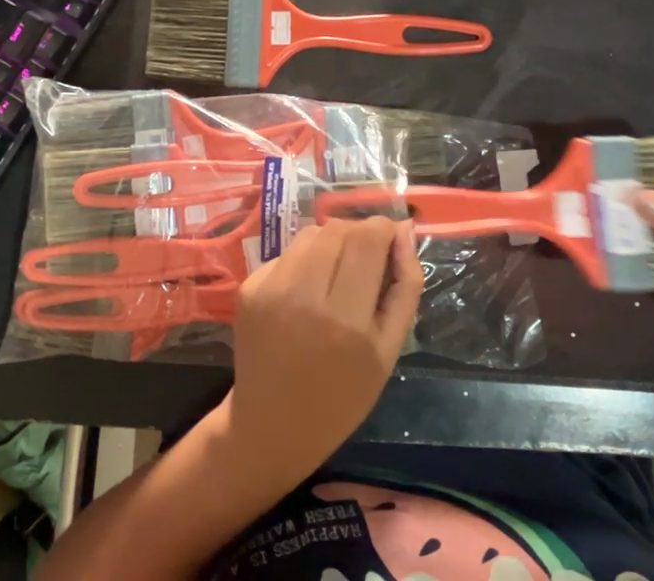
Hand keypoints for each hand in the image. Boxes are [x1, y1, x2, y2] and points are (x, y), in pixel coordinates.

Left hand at [224, 216, 423, 482]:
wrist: (273, 425)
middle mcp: (303, 295)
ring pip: (311, 234)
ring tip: (337, 279)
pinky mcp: (249, 288)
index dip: (385, 230)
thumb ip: (404, 288)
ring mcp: (270, 289)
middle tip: (367, 264)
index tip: (391, 244)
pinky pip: (287, 255)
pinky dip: (304, 263)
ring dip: (331, 245)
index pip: (368, 238)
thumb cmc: (342, 396)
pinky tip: (306, 295)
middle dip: (359, 235)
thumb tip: (405, 233)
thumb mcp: (389, 351)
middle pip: (338, 228)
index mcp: (346, 318)